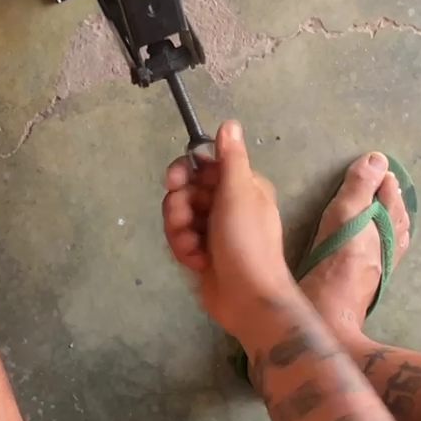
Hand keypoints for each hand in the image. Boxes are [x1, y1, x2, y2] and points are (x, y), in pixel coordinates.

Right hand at [162, 120, 304, 342]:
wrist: (248, 298)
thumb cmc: (247, 242)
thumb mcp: (239, 193)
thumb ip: (230, 158)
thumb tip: (229, 123)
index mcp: (241, 185)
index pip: (202, 166)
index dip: (183, 172)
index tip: (172, 182)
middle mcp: (227, 204)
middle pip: (184, 191)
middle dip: (179, 208)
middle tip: (186, 221)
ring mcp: (213, 229)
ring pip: (178, 216)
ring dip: (179, 232)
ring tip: (194, 248)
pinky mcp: (202, 252)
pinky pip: (180, 240)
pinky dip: (184, 250)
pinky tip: (196, 262)